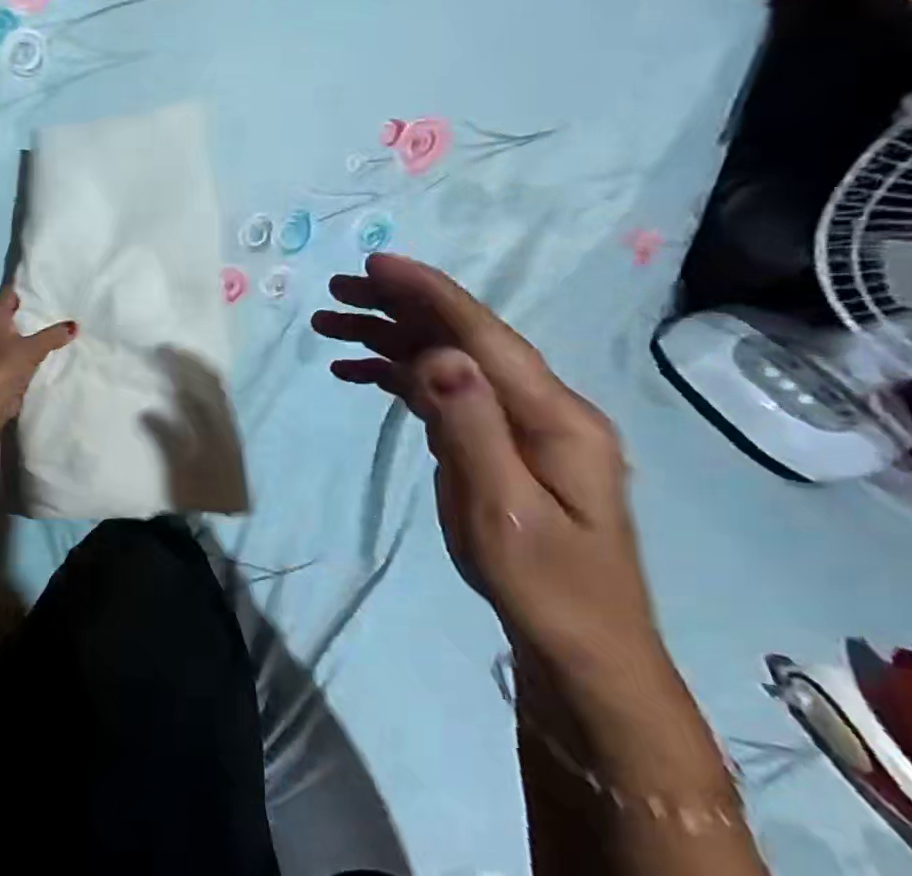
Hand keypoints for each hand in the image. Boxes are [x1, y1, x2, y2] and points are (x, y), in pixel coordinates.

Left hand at [0, 287, 75, 462]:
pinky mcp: (5, 365)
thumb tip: (74, 325)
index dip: (25, 283)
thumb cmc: (4, 369)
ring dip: (37, 327)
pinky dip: (36, 344)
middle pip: (16, 311)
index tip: (46, 274)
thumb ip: (53, 336)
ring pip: (21, 330)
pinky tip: (54, 343)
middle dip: (35, 305)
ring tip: (62, 316)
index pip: (10, 292)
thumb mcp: (32, 349)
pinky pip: (24, 348)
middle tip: (61, 295)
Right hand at [311, 253, 664, 681]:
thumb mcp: (504, 511)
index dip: (428, 293)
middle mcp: (540, 407)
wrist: (580, 646)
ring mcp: (518, 426)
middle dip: (398, 309)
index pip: (482, 336)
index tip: (376, 264)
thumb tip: (439, 356)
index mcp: (554, 416)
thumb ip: (472, 428)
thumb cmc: (545, 584)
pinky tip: (359, 373)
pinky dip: (399, 378)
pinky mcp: (496, 444)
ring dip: (389, 341)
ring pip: (447, 363)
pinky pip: (444, 395)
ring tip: (330, 329)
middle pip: (461, 339)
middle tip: (335, 293)